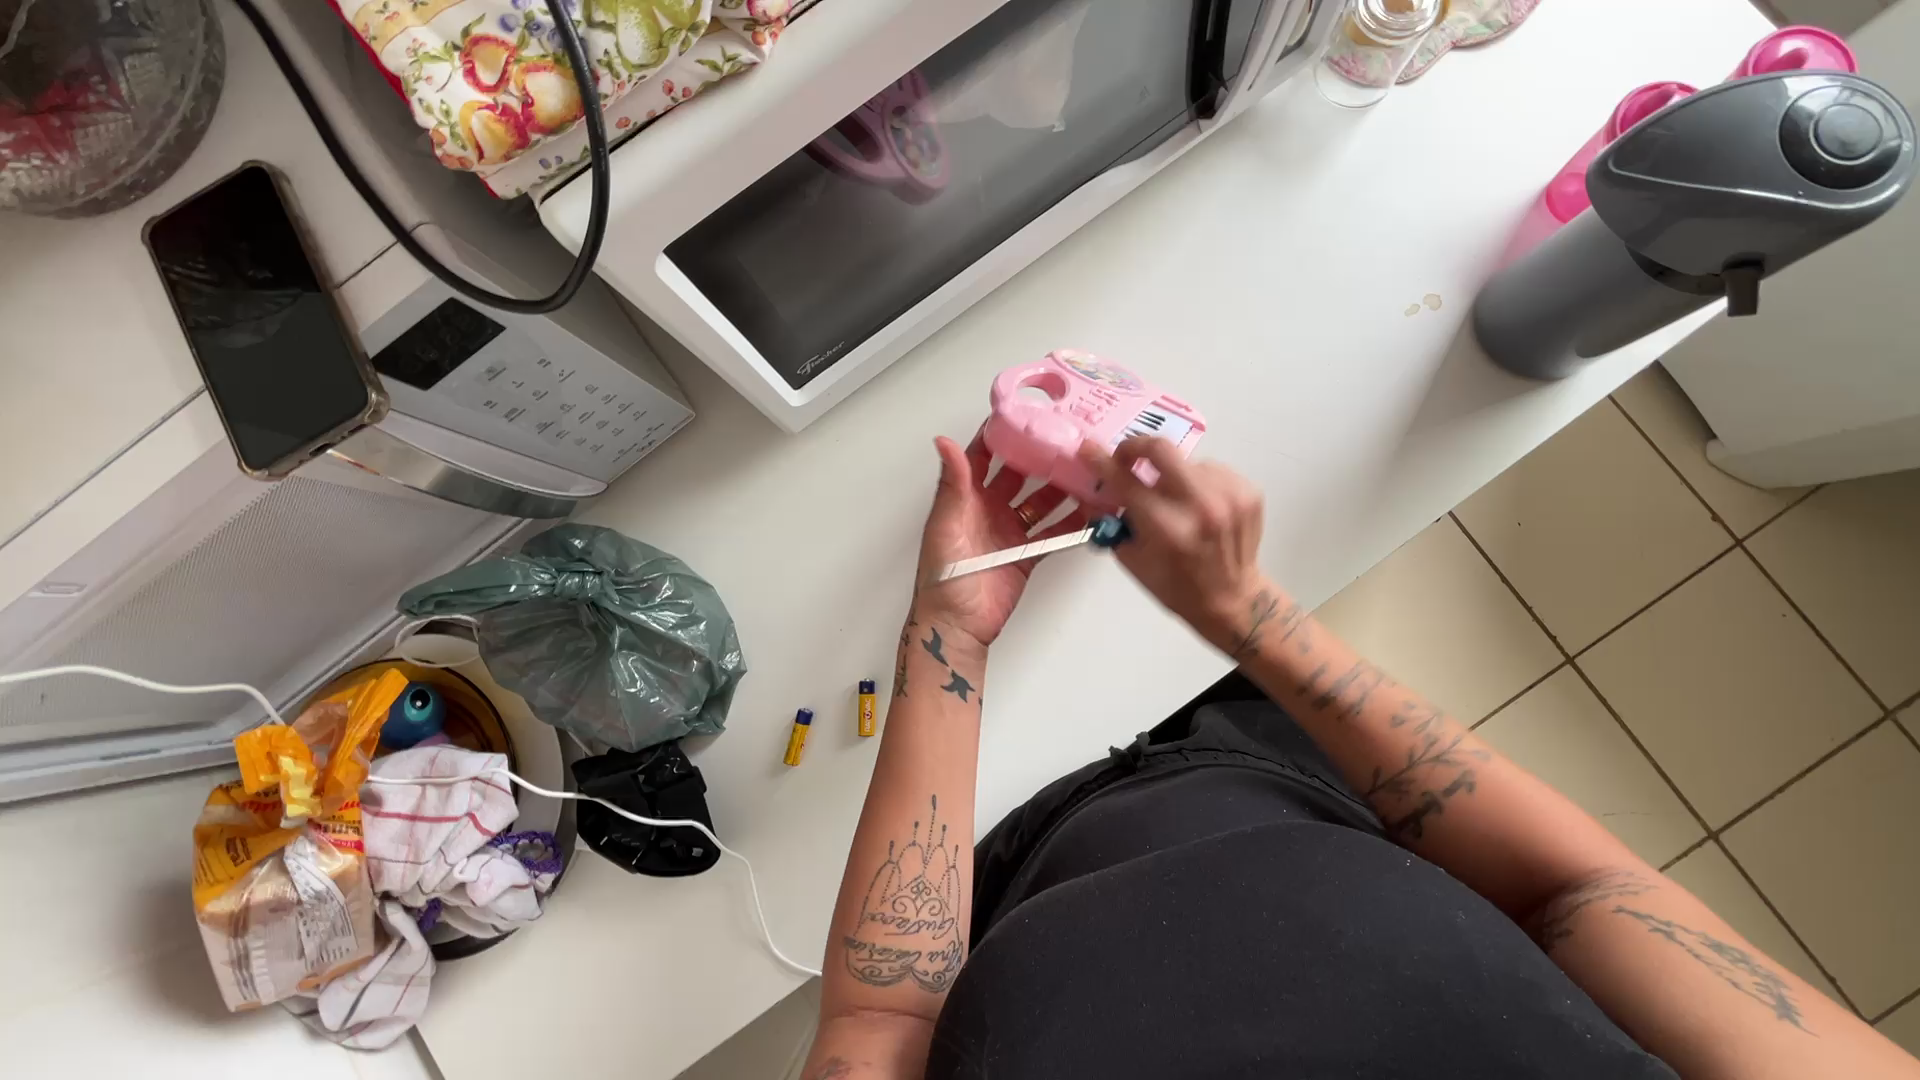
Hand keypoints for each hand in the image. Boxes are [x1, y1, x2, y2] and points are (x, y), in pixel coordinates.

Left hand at [909, 435, 1082, 649]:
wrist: (956, 626)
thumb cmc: (942, 579)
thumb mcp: (944, 526)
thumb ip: (952, 484)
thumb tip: (944, 441)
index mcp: (965, 499)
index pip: (983, 456)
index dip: (1001, 434)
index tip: (1025, 412)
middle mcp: (989, 510)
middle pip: (1019, 474)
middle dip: (1040, 456)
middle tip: (1067, 438)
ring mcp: (1010, 532)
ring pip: (1041, 501)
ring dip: (1061, 487)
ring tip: (1086, 470)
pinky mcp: (1027, 555)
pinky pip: (1053, 533)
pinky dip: (1071, 523)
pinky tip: (1091, 511)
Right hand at [1079, 437, 1280, 655]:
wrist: (1231, 599)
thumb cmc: (1175, 585)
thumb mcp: (1132, 559)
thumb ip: (1113, 521)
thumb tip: (1097, 490)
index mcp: (1167, 529)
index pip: (1125, 482)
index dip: (1101, 462)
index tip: (1088, 449)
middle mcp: (1200, 506)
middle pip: (1161, 449)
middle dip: (1136, 447)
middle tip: (1127, 457)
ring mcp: (1228, 496)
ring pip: (1187, 462)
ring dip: (1172, 474)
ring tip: (1173, 498)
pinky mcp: (1247, 491)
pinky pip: (1212, 470)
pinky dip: (1198, 481)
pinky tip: (1199, 504)